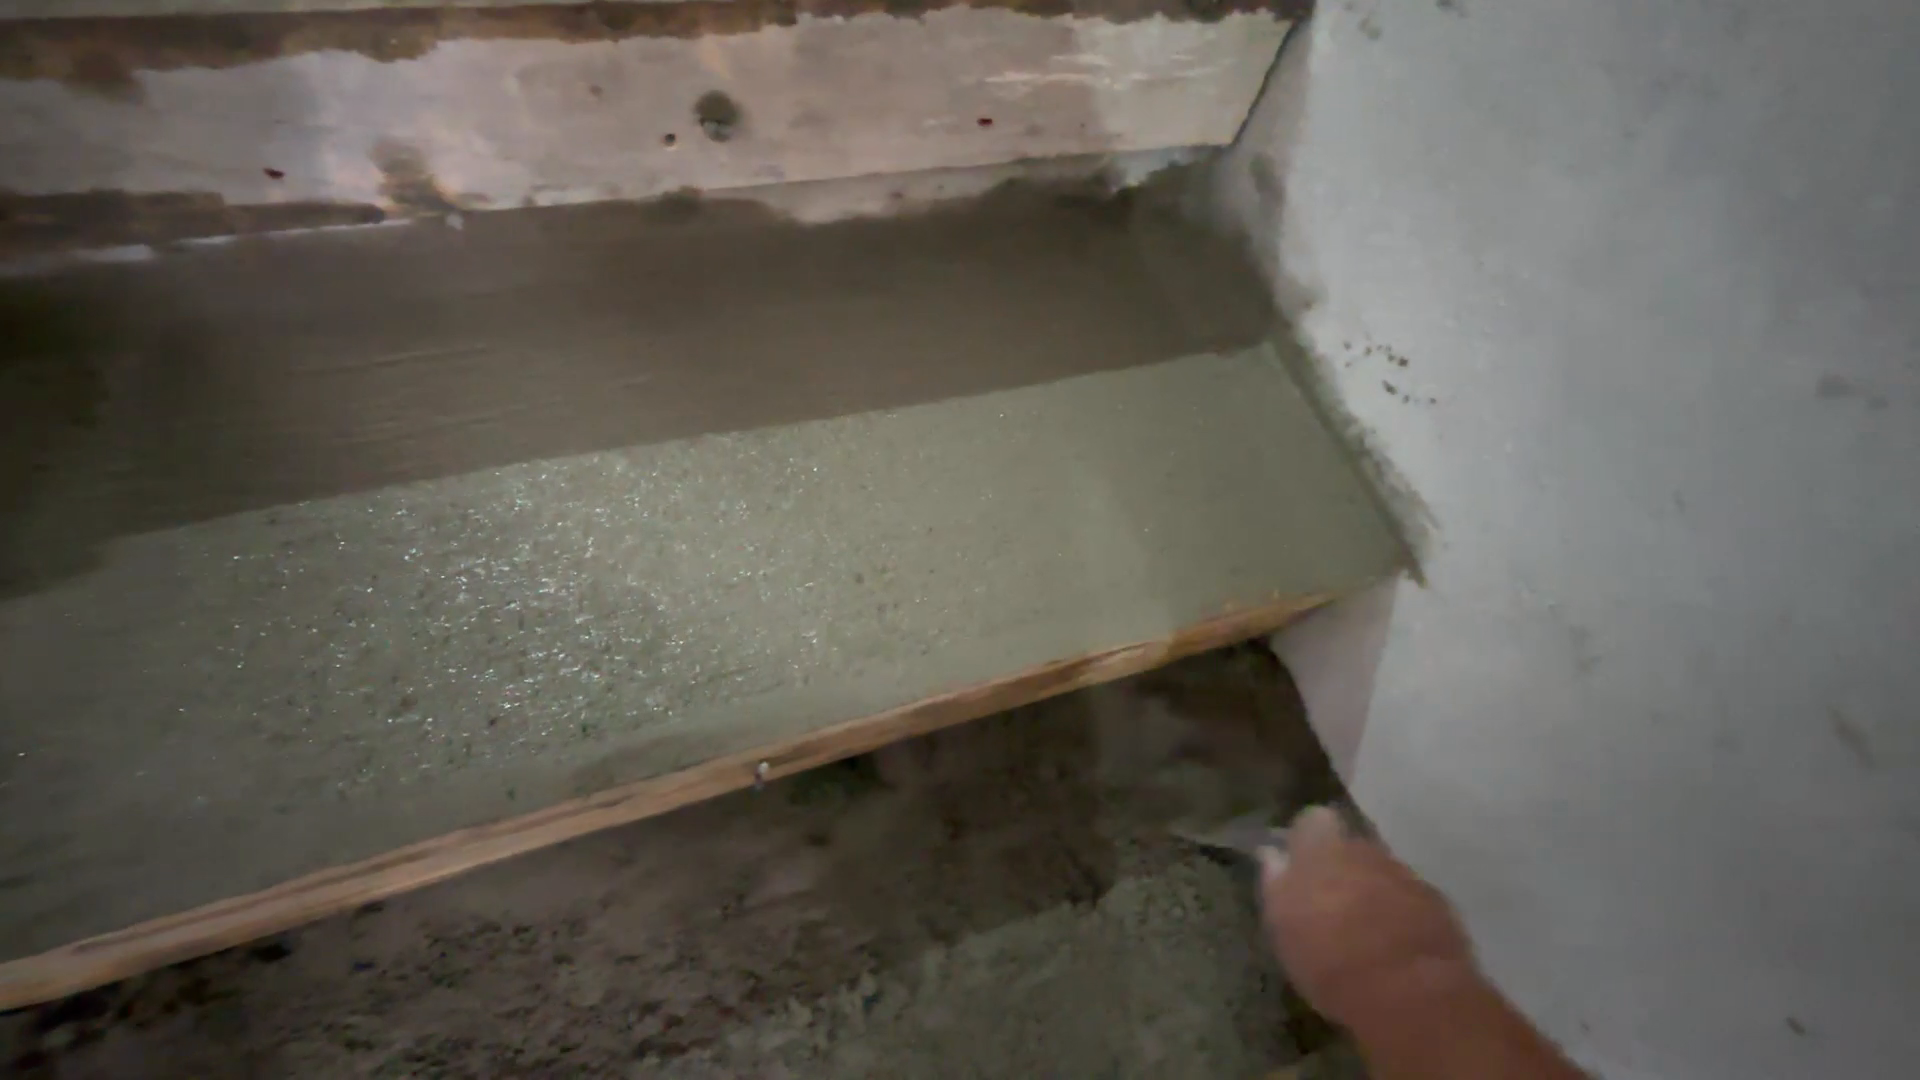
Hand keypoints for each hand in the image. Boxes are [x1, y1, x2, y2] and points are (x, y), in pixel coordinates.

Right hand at [1258, 806, 1476, 1025]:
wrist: (1411, 995)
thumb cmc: (1329, 955)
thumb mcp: (1282, 923)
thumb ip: (1276, 881)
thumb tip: (1273, 854)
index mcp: (1321, 846)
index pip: (1312, 819)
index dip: (1306, 837)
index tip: (1299, 860)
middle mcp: (1365, 849)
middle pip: (1351, 845)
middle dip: (1343, 866)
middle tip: (1332, 900)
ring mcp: (1407, 875)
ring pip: (1383, 872)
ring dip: (1375, 891)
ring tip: (1366, 927)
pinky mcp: (1441, 907)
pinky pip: (1413, 901)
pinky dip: (1404, 915)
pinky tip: (1397, 945)